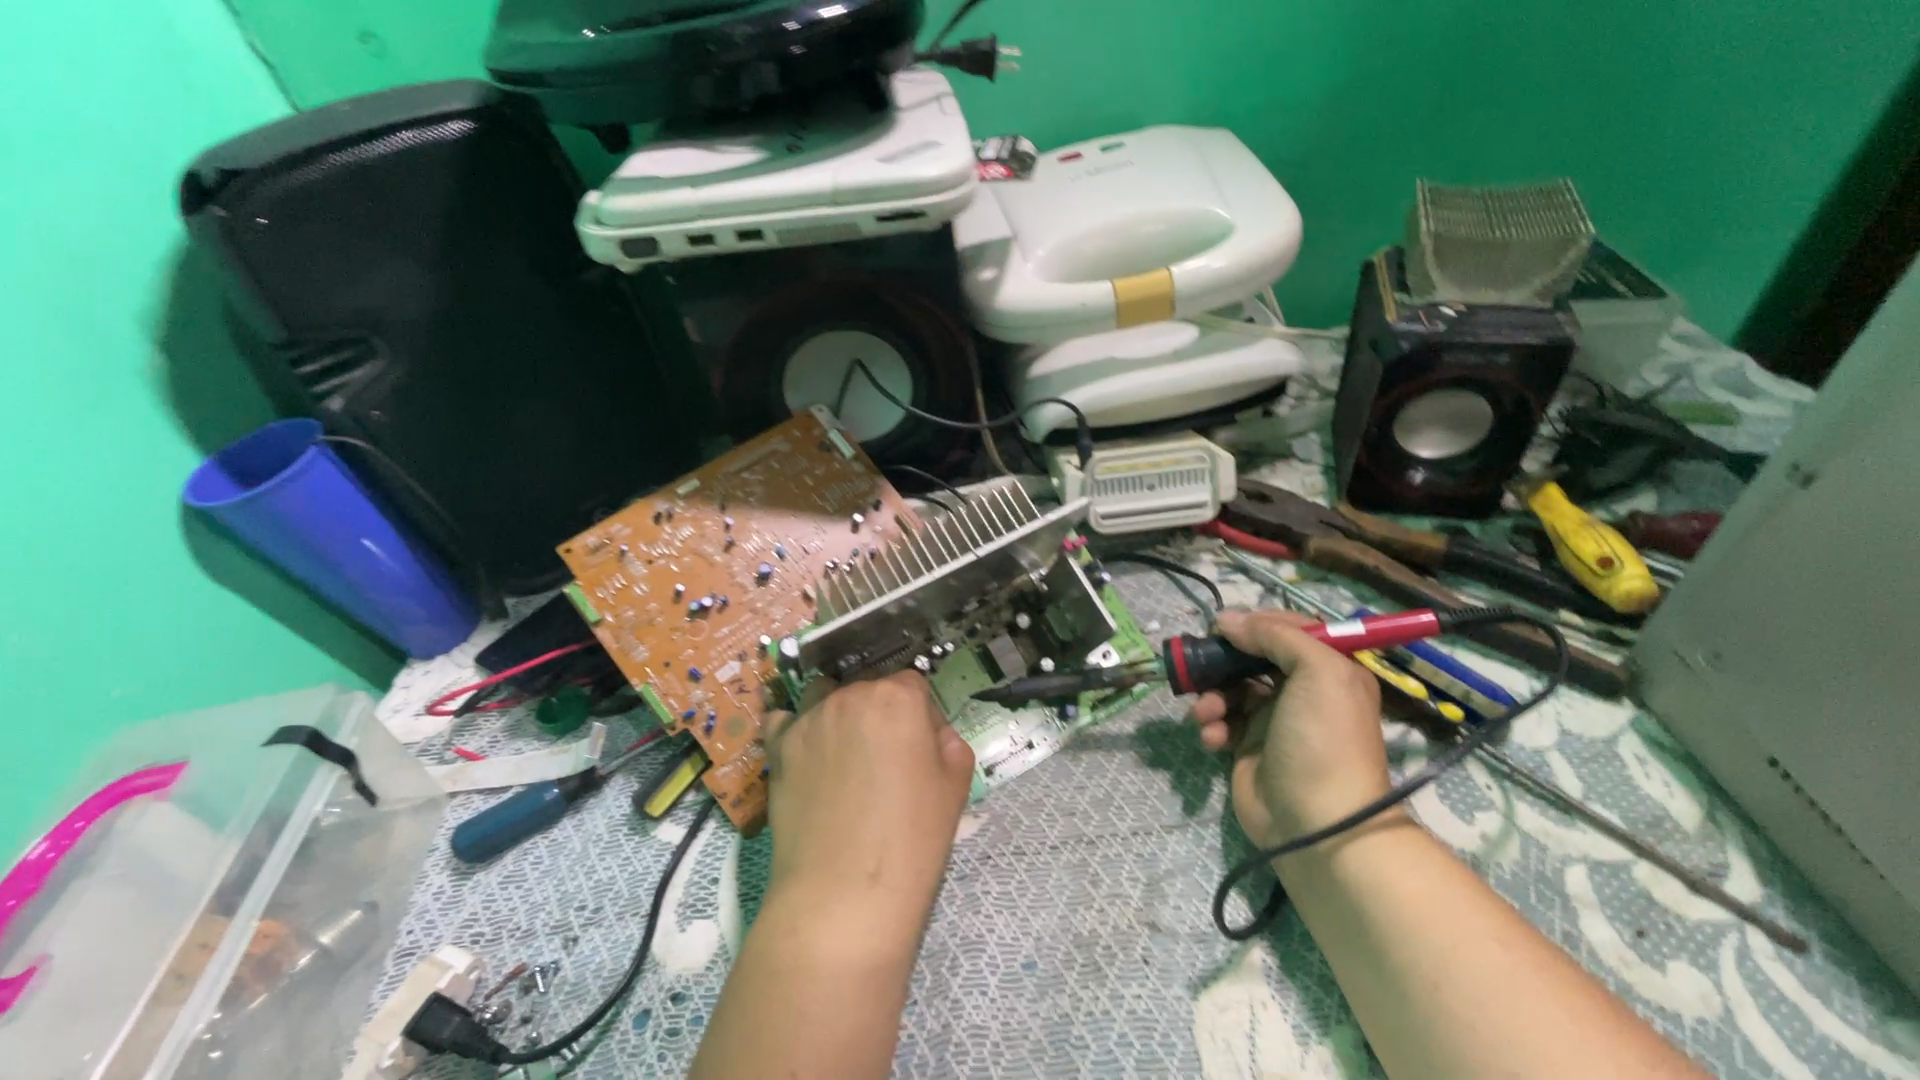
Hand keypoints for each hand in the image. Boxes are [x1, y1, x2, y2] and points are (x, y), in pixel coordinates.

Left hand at [762, 672, 974, 943]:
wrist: (843, 893)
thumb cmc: (912, 840)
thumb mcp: (956, 787)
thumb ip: (948, 743)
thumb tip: (929, 733)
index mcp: (897, 698)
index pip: (912, 684)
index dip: (920, 714)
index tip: (921, 748)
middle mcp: (849, 696)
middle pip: (868, 689)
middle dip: (879, 714)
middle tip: (886, 762)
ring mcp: (808, 720)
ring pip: (825, 698)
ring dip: (837, 715)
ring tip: (844, 758)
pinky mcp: (778, 749)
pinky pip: (785, 721)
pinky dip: (795, 731)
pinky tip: (806, 759)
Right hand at [1189, 610, 1388, 851]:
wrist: (1317, 822)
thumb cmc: (1323, 739)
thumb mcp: (1317, 672)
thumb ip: (1276, 636)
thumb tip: (1228, 620)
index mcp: (1330, 669)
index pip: (1290, 629)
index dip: (1257, 623)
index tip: (1224, 626)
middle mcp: (1303, 691)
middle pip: (1254, 658)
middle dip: (1224, 659)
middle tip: (1199, 661)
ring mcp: (1275, 720)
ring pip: (1232, 688)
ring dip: (1212, 694)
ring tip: (1207, 712)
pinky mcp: (1249, 747)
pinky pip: (1222, 721)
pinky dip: (1212, 724)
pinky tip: (1212, 737)